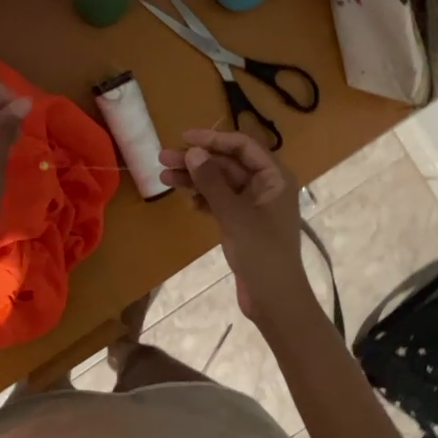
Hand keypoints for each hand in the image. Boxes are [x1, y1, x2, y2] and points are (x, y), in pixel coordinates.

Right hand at [158, 129, 313, 324]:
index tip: (184, 139)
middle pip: (228, 165)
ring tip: (164, 179)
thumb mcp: (235, 215)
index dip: (213, 139)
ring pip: (221, 185)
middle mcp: (266, 187)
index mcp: (274, 178)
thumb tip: (193, 153)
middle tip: (163, 159)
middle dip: (197, 161)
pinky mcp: (243, 226)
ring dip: (195, 181)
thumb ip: (213, 183)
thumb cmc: (261, 253)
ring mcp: (254, 207)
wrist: (274, 298)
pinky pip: (221, 204)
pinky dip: (205, 200)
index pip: (243, 147)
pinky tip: (187, 202)